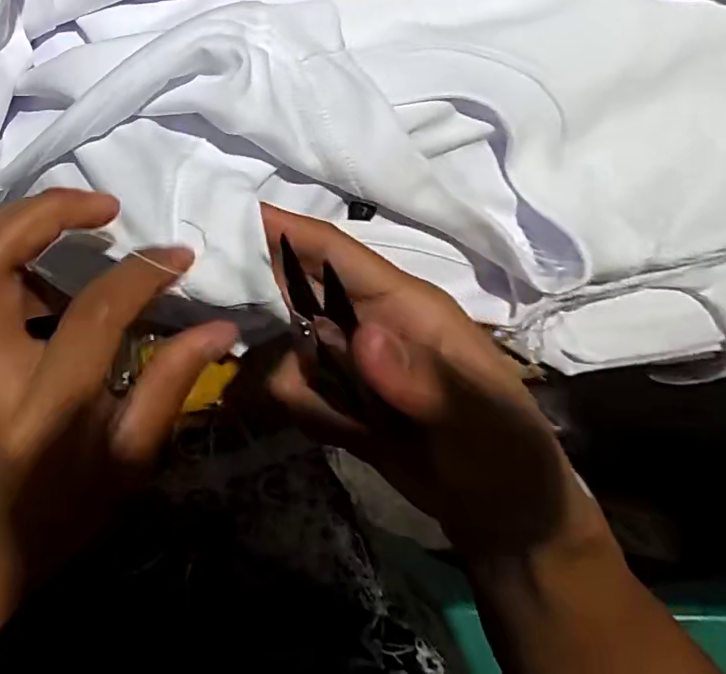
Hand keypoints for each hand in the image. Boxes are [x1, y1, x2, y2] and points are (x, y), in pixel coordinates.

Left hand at [0, 190, 238, 673]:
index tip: (178, 255)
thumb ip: (171, 384)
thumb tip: (220, 326)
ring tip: (82, 209)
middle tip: (106, 206)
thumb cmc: (66, 506)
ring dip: (21, 215)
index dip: (141, 273)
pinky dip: (7, 234)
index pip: (90, 315)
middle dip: (46, 212)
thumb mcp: (130, 458)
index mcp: (41, 410)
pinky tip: (50, 235)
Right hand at [261, 205, 609, 558]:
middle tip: (218, 312)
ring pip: (288, 344)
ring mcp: (351, 360)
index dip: (287, 230)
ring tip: (335, 412)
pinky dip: (307, 410)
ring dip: (294, 374)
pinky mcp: (339, 396)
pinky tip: (345, 433)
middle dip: (261, 293)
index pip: (337, 254)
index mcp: (405, 305)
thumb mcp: (480, 422)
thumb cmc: (506, 454)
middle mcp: (369, 320)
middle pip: (298, 286)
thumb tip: (361, 339)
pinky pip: (295, 389)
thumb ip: (424, 382)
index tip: (230, 212)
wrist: (504, 514)